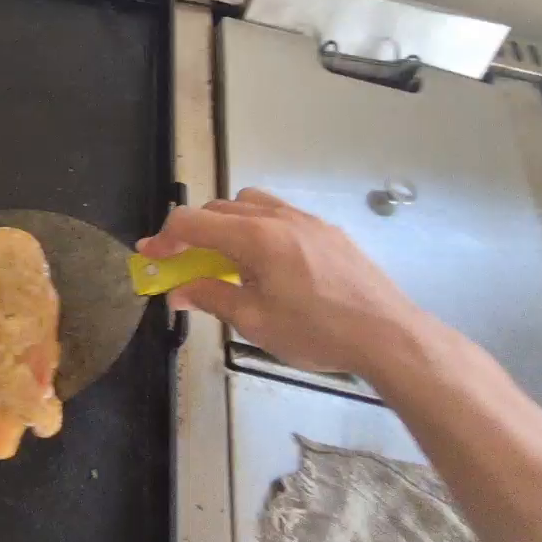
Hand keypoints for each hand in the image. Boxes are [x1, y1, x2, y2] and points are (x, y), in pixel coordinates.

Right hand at [137, 188, 429, 376]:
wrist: (391, 337)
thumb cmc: (317, 332)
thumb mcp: (253, 321)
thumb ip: (210, 297)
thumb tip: (176, 292)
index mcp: (254, 237)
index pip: (191, 223)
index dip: (164, 239)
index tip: (149, 256)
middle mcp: (277, 217)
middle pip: (216, 209)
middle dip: (192, 233)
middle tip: (183, 263)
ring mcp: (305, 220)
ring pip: (248, 204)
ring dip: (226, 223)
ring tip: (228, 257)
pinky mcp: (327, 230)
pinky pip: (279, 213)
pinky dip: (258, 227)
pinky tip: (268, 261)